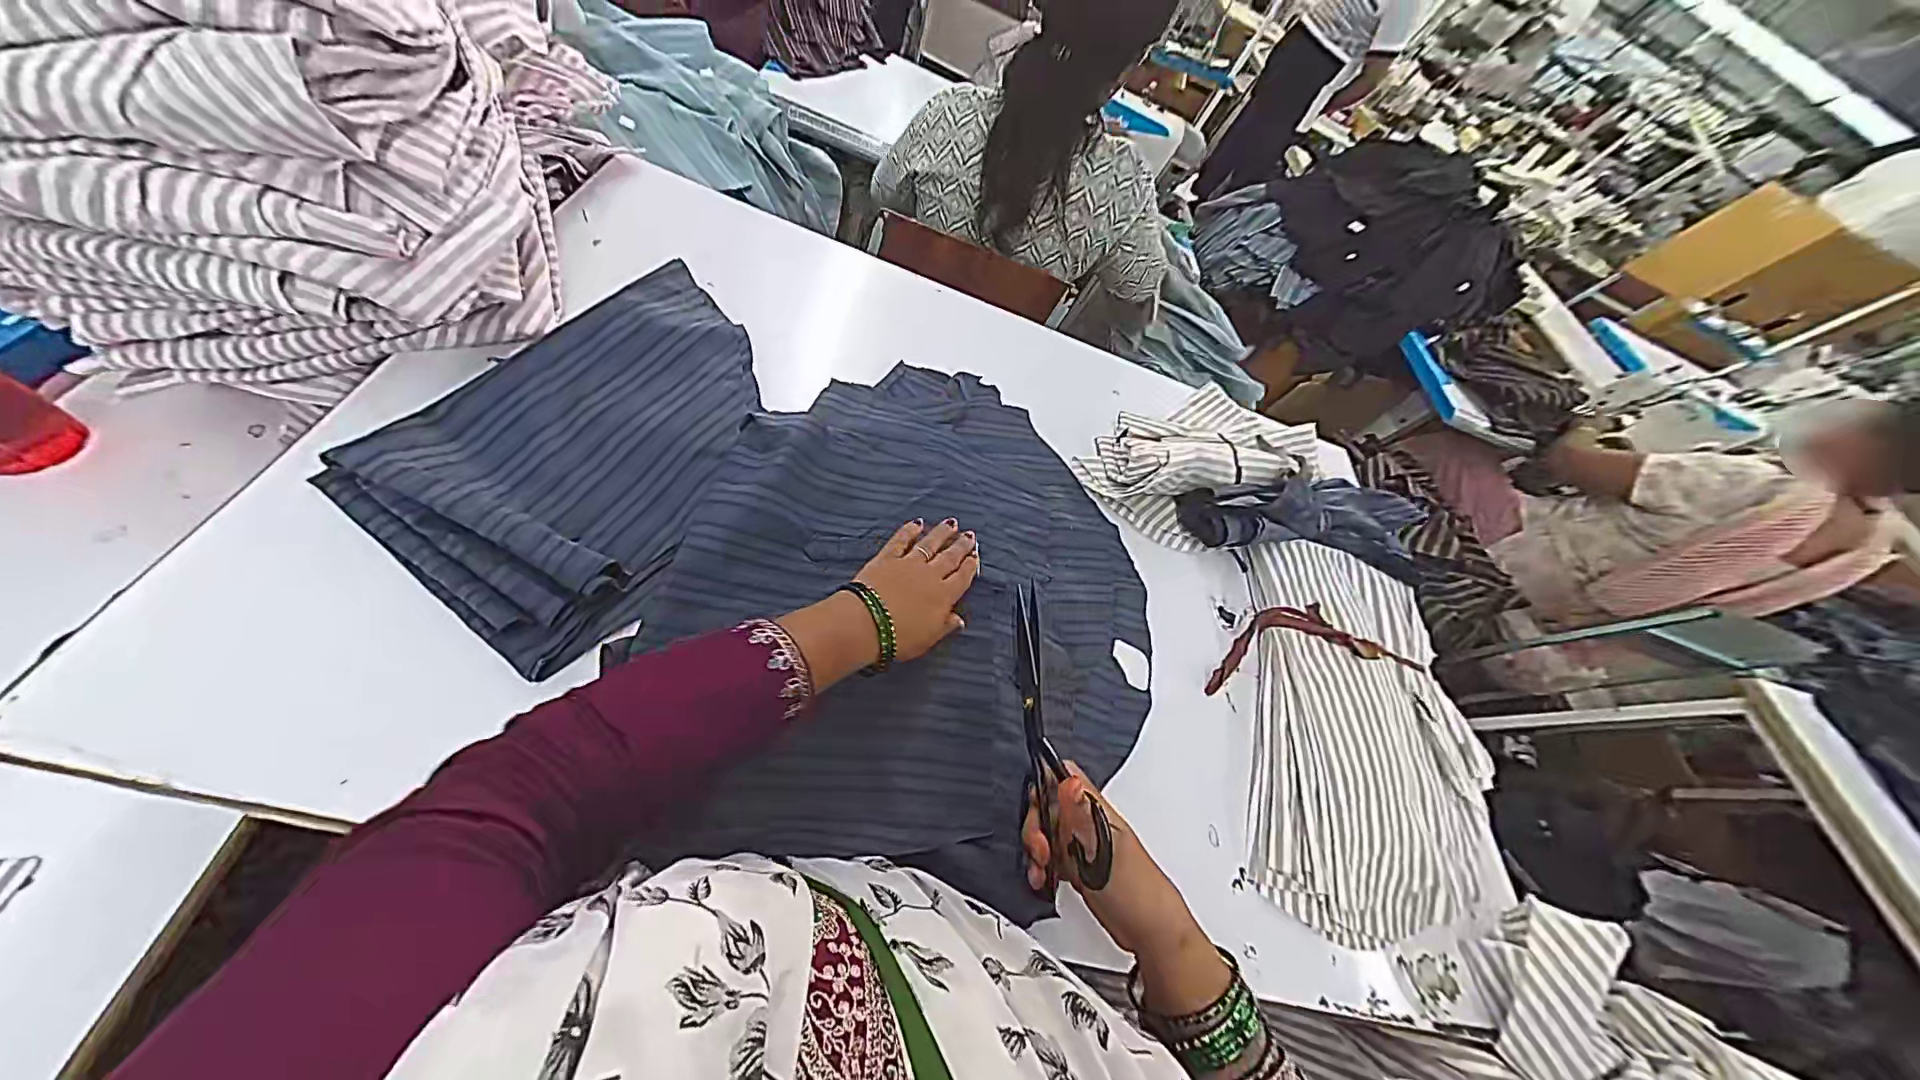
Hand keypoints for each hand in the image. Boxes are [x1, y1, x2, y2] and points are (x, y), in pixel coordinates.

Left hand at [854, 518, 979, 662]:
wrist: (866, 623)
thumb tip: (958, 620)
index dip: (970, 566)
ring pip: (930, 544)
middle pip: (950, 557)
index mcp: (943, 596)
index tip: (975, 556)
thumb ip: (945, 626)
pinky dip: (910, 530)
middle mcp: (930, 576)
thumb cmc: (898, 637)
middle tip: (970, 535)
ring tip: (951, 523)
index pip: (962, 577)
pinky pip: (901, 540)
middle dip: (961, 545)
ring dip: (942, 533)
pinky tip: (917, 523)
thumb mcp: (928, 638)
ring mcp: (908, 564)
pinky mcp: (887, 559)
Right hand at [1022, 763, 1193, 953]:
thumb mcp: (1103, 850)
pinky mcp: (1081, 868)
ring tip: (1041, 868)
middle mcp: (1090, 823)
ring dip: (1036, 849)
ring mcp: (1085, 846)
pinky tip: (1043, 878)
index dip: (1043, 787)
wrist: (1152, 935)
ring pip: (1048, 832)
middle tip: (1042, 850)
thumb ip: (1082, 814)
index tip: (1037, 812)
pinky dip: (1042, 866)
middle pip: (1049, 805)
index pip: (1064, 777)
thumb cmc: (1138, 893)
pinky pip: (1052, 857)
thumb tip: (1070, 779)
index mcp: (1098, 810)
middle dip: (1036, 826)